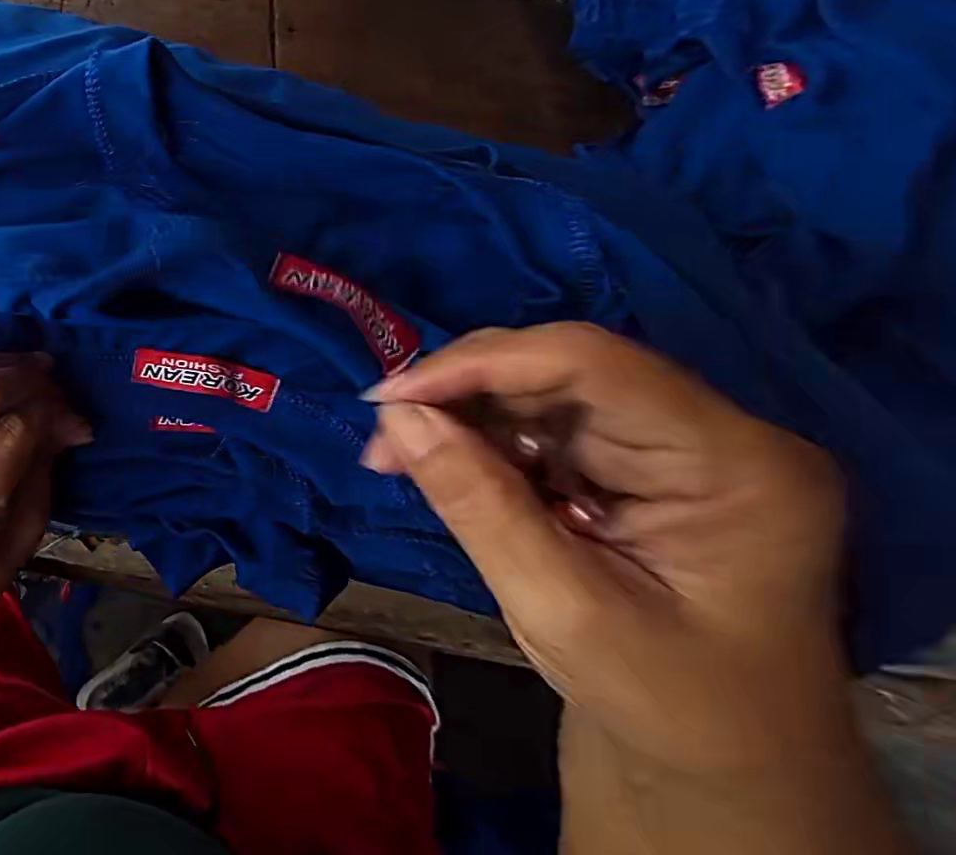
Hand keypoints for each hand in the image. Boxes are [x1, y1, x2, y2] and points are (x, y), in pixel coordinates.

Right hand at [360, 323, 848, 776]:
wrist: (711, 753)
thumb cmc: (662, 697)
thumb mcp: (560, 605)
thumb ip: (477, 502)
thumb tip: (396, 417)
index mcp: (732, 465)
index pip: (592, 365)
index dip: (480, 364)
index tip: (390, 399)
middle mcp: (706, 433)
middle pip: (557, 367)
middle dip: (457, 392)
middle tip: (384, 434)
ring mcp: (666, 443)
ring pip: (533, 388)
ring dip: (455, 415)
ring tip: (395, 456)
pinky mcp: (625, 459)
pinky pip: (529, 421)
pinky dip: (470, 437)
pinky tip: (434, 463)